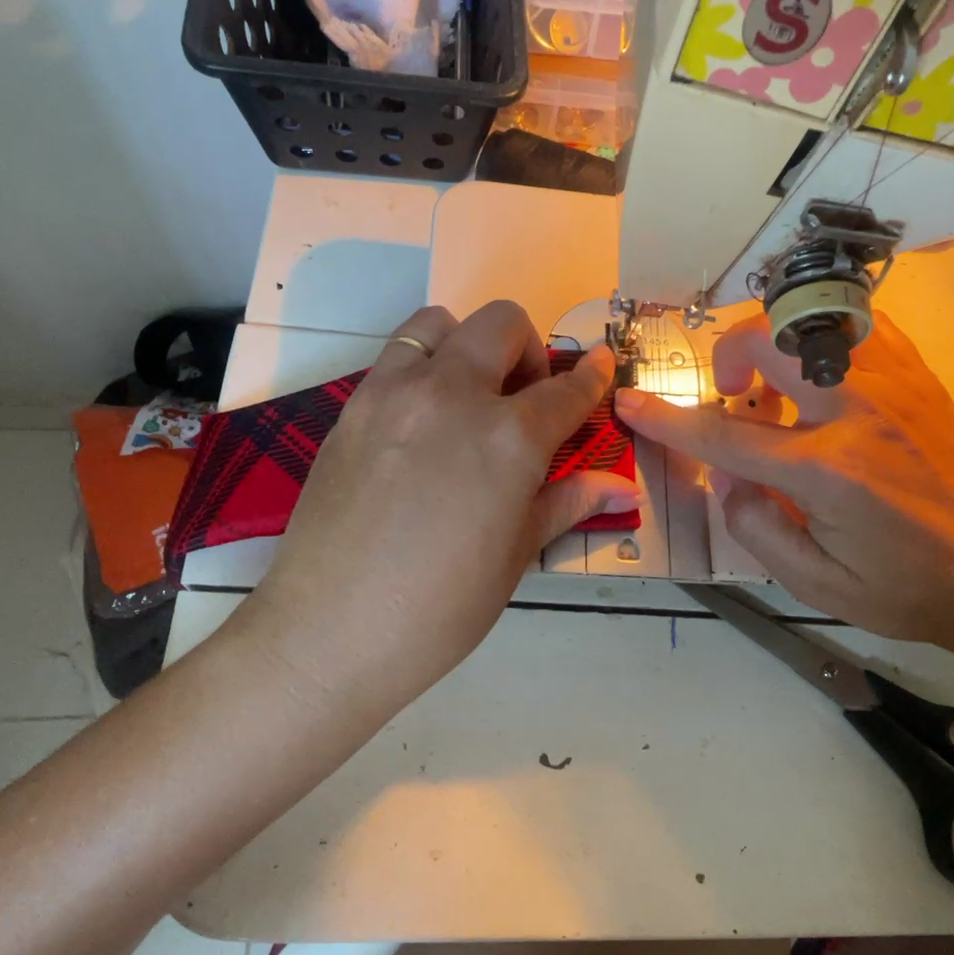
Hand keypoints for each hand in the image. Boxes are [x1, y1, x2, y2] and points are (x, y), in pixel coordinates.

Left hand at [244, 302, 639, 689]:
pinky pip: (395, 359)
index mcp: (508, 437)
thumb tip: (622, 489)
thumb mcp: (516, 556)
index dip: (591, 378)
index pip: (565, 390)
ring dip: (468, 346)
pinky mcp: (352, 407)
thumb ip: (566, 503)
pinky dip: (422, 369)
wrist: (331, 630)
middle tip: (525, 401)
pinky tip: (422, 426)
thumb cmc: (440, 608)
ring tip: (469, 400)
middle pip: (503, 326)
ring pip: (439, 324)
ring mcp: (394, 393)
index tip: (599, 367)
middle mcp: (453, 394)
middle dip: (529, 351)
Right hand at [614, 312, 953, 657]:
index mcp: (830, 471)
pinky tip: (825, 377)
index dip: (667, 419)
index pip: (726, 434)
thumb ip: (754, 525)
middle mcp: (862, 411)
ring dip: (780, 339)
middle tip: (734, 396)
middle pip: (772, 339)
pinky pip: (864, 324)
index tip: (630, 403)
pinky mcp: (923, 380)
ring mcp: (898, 386)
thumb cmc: (908, 592)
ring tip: (779, 384)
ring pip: (819, 316)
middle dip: (730, 356)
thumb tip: (726, 474)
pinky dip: (827, 335)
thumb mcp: (816, 584)